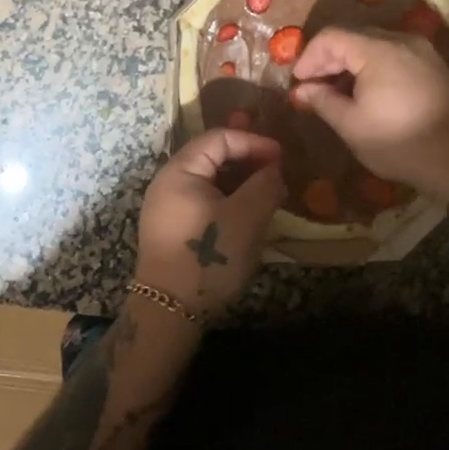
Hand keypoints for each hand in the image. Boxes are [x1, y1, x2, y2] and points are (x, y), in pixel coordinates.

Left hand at [134, 129, 285, 315]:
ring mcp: (166, 206)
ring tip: (268, 195)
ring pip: (209, 180)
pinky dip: (228, 200)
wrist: (169, 311)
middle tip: (278, 173)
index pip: (219, 138)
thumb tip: (274, 170)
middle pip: (211, 156)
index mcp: (180, 170)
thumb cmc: (208, 257)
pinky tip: (248, 215)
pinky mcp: (172, 229)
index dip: (253, 142)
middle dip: (248, 161)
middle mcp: (167, 182)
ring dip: (240, 182)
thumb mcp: (245, 218)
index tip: (282, 156)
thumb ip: (264, 186)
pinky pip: (203, 200)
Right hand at [291, 26, 448, 199]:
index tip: (299, 83)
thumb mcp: (353, 127)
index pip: (332, 37)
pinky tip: (366, 91)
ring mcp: (421, 51)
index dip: (309, 57)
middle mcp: (401, 41)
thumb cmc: (400, 144)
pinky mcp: (433, 65)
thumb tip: (304, 90)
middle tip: (314, 87)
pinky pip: (393, 54)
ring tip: (337, 92)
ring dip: (350, 63)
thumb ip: (324, 102)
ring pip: (373, 44)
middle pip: (353, 36)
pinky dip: (372, 66)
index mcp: (378, 51)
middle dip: (329, 59)